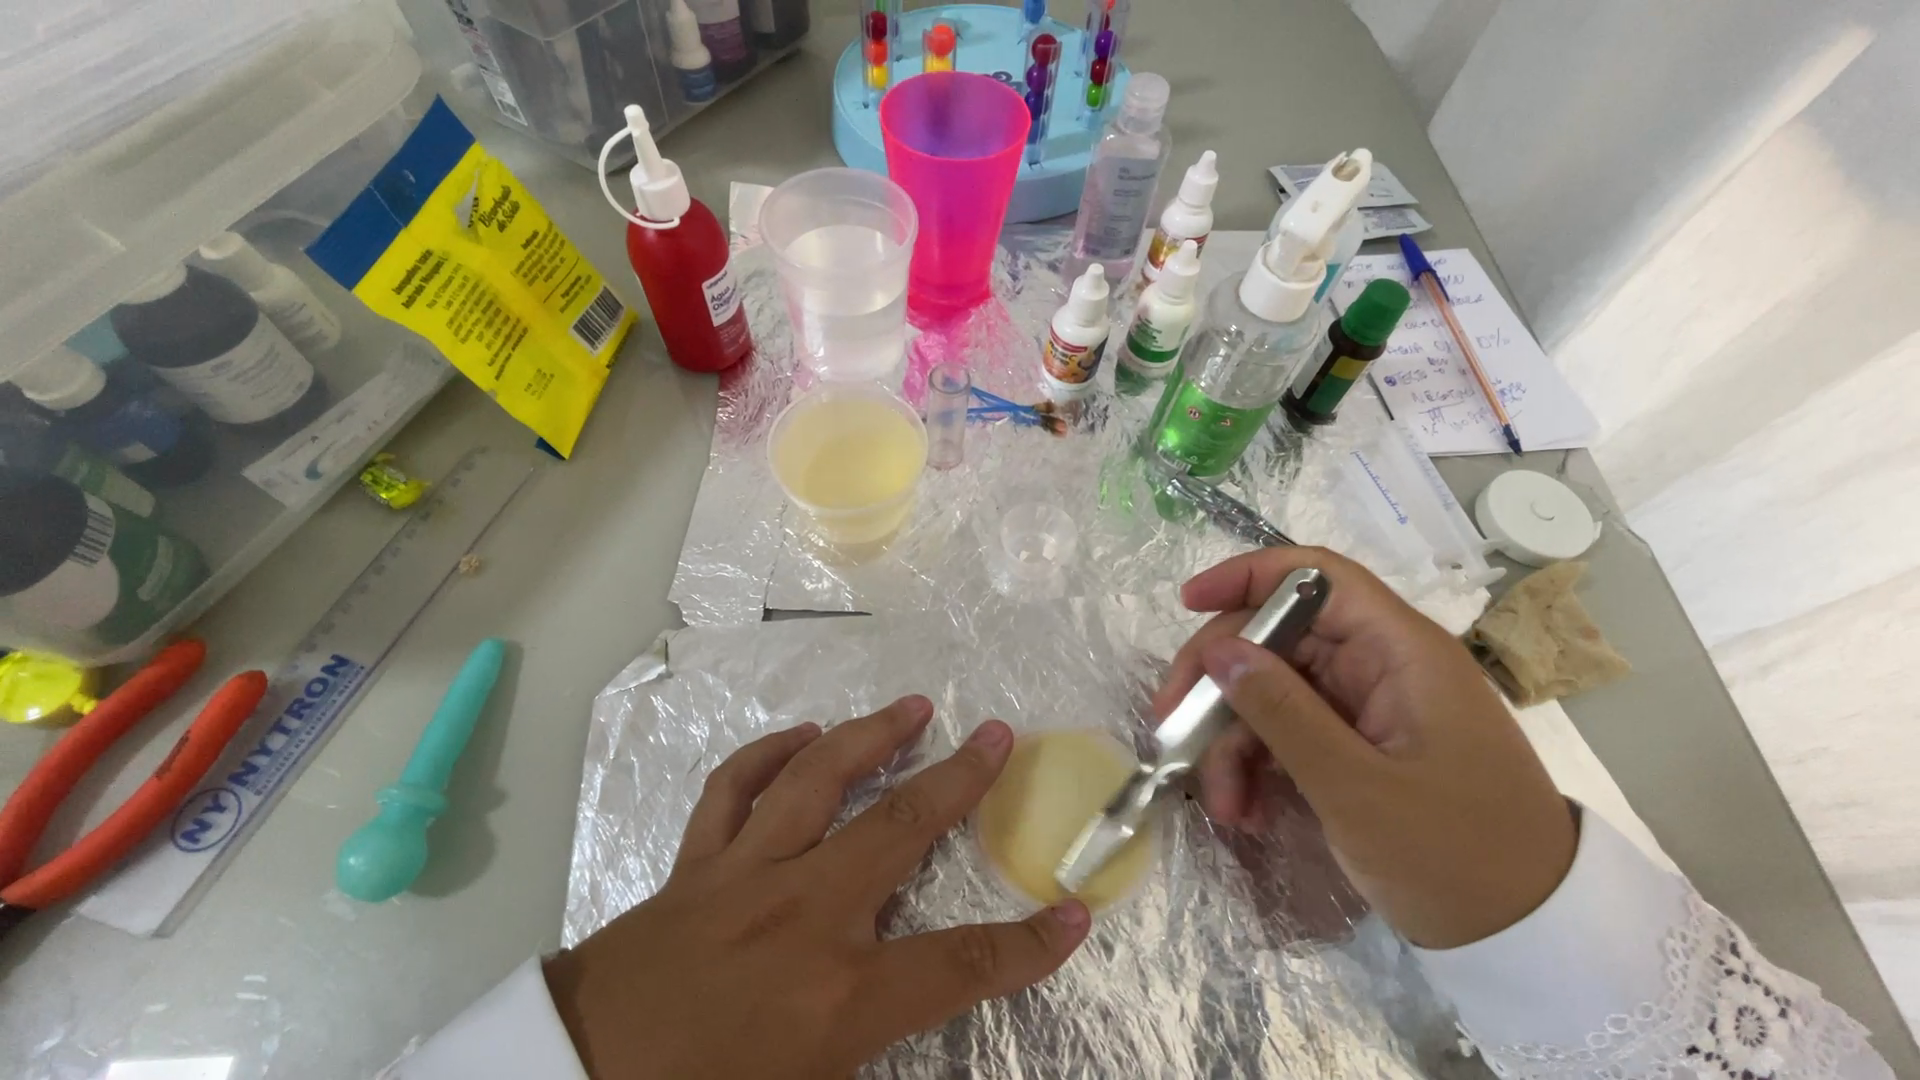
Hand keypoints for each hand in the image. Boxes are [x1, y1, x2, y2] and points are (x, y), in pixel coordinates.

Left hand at [544, 696, 1091, 1078]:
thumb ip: (874, 1033)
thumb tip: (916, 995)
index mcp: (839, 996)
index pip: (962, 965)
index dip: (1029, 944)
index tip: (1074, 915)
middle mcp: (802, 915)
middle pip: (901, 827)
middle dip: (960, 779)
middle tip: (998, 735)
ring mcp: (745, 875)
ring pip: (818, 780)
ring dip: (870, 736)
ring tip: (911, 707)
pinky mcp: (696, 861)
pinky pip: (733, 789)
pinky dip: (769, 755)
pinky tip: (800, 737)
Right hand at [1154, 548, 1576, 948]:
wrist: (1530, 937)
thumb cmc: (1455, 857)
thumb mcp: (1355, 788)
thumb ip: (1282, 712)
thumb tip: (1219, 650)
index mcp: (1400, 651)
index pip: (1315, 577)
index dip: (1248, 577)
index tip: (1187, 605)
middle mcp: (1382, 666)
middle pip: (1278, 638)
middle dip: (1220, 682)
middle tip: (1171, 729)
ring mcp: (1369, 708)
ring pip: (1274, 691)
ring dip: (1234, 740)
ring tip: (1222, 804)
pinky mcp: (1360, 746)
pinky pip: (1290, 732)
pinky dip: (1258, 764)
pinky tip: (1244, 809)